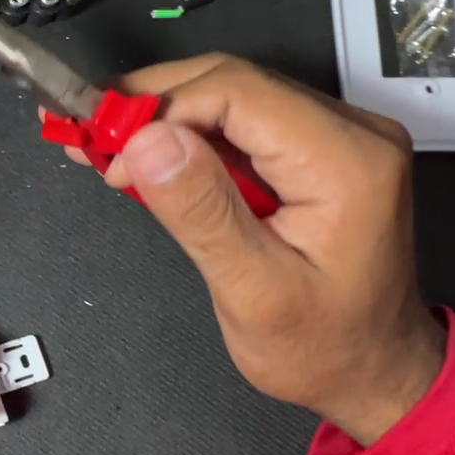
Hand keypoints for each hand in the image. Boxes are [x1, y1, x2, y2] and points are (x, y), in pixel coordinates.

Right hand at [69, 55, 444, 445]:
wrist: (370, 371)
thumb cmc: (319, 347)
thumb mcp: (251, 291)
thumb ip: (201, 212)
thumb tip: (146, 142)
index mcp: (345, 162)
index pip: (236, 93)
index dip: (158, 108)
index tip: (104, 147)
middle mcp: (349, 133)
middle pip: (230, 84)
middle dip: (149, 104)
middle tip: (84, 135)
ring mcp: (333, 139)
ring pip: (228, 99)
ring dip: (158, 119)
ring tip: (102, 148)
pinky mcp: (311, 154)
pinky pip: (237, 126)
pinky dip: (181, 138)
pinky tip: (140, 158)